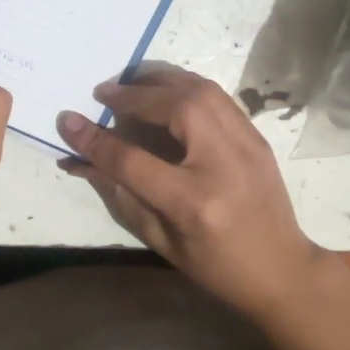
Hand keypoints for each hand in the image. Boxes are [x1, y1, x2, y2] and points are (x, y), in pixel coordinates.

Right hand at [56, 65, 336, 320]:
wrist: (282, 270)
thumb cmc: (214, 265)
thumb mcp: (157, 238)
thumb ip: (119, 190)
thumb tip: (80, 156)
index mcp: (193, 202)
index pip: (133, 159)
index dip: (95, 139)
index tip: (67, 120)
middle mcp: (224, 165)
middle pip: (175, 107)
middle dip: (133, 93)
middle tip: (104, 91)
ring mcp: (247, 146)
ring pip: (202, 90)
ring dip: (160, 79)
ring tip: (131, 82)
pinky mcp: (257, 138)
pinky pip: (218, 97)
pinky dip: (185, 86)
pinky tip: (163, 92)